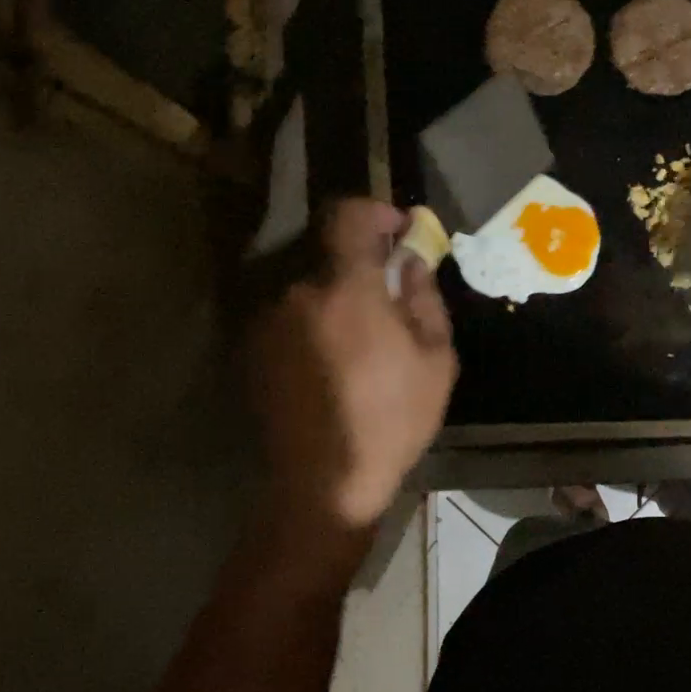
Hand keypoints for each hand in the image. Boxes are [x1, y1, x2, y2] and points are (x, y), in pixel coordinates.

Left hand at [250, 200, 456, 533]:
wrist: (325, 479)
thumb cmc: (394, 419)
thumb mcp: (436, 360)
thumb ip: (424, 299)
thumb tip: (411, 262)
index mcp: (346, 288)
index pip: (348, 216)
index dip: (376, 211)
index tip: (400, 229)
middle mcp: (297, 292)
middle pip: (331, 259)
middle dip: (363, 272)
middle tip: (393, 306)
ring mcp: (268, 322)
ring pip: (311, 293)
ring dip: (339, 304)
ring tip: (365, 350)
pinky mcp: (253, 351)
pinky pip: (292, 322)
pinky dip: (316, 330)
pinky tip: (336, 371)